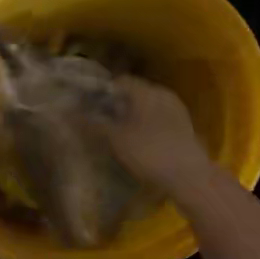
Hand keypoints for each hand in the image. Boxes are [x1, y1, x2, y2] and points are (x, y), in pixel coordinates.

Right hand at [95, 76, 216, 196]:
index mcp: (147, 91)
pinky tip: (138, 142)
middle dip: (117, 105)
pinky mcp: (183, 127)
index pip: (120, 81)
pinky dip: (146, 125)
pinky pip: (158, 118)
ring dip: (132, 116)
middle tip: (101, 121)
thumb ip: (94, 124)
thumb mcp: (117, 140)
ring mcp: (176, 110)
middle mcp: (163, 94)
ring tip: (117, 134)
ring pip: (147, 106)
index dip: (102, 92)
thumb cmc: (150, 153)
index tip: (89, 106)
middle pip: (134, 93)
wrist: (189, 177)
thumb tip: (70, 113)